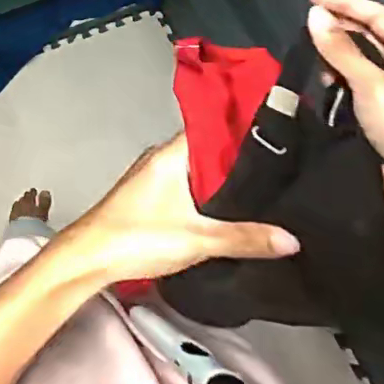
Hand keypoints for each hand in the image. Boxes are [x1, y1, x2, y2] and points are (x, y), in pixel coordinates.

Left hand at [54, 134, 297, 283]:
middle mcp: (162, 156)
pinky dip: (207, 191)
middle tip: (279, 165)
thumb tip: (291, 239)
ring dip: (222, 178)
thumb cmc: (138, 236)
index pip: (211, 128)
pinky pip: (187, 183)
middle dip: (237, 159)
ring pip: (197, 169)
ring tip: (263, 186)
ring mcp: (154, 175)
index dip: (241, 130)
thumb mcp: (198, 239)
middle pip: (207, 150)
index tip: (274, 134)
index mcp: (171, 153)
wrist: (92, 255)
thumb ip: (244, 238)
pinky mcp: (151, 194)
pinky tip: (228, 206)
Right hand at [306, 0, 383, 239]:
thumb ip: (341, 50)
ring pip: (367, 67)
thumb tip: (315, 14)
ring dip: (340, 59)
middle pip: (374, 38)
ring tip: (313, 60)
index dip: (345, 3)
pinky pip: (363, 92)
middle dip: (341, 30)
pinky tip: (325, 90)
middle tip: (307, 28)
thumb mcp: (373, 86)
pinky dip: (343, 85)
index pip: (379, 16)